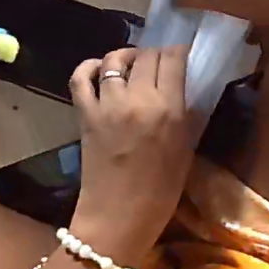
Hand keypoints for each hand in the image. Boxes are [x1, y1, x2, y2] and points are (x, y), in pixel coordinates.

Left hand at [67, 46, 195, 263]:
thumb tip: (186, 90)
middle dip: (157, 53)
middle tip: (161, 62)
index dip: (180, 51)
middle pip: (147, 56)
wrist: (119, 217)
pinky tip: (100, 69)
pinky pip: (81, 78)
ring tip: (134, 63)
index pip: (173, 60)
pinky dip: (90, 67)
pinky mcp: (85, 113)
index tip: (183, 54)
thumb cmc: (161, 190)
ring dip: (128, 56)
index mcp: (168, 108)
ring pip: (115, 60)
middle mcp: (138, 99)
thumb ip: (187, 115)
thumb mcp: (186, 149)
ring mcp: (107, 104)